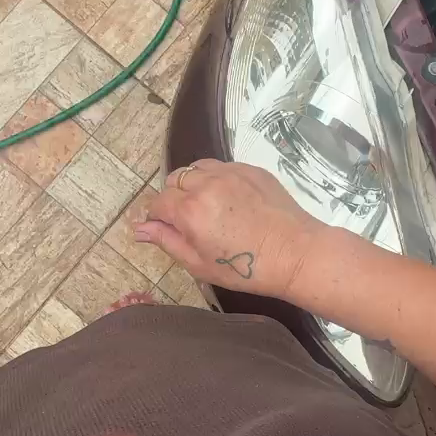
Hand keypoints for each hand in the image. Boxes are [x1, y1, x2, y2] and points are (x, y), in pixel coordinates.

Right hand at [136, 160, 327, 299]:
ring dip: (193, 184)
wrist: (295, 254)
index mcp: (190, 209)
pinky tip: (230, 201)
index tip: (163, 228)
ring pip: (196, 168)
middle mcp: (206, 184)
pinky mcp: (251, 170)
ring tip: (208, 207)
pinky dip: (217, 179)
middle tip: (189, 222)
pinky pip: (222, 167)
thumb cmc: (246, 268)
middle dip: (174, 199)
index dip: (156, 217)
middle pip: (174, 180)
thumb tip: (140, 229)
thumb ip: (166, 241)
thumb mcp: (198, 263)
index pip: (157, 202)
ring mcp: (230, 173)